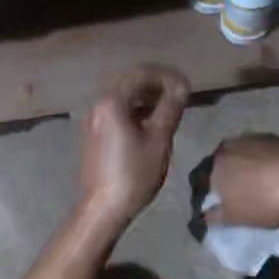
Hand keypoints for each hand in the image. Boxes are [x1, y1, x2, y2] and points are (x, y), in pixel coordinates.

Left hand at [75, 65, 189, 229]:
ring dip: (144, 96)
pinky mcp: (93, 131)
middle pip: (128, 82)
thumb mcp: (159, 139)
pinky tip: (150, 121)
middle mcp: (97, 104)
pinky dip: (133, 109)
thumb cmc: (135, 173)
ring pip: (121, 96)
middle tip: (178, 94)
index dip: (165, 75)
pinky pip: (115, 110)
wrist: (104, 205)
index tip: (185, 85)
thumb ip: (170, 108)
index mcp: (111, 102)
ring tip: (168, 107)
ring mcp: (92, 118)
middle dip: (154, 84)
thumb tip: (182, 85)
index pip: (139, 73)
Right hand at [210, 135, 278, 229]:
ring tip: (269, 191)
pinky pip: (276, 157)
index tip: (226, 205)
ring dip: (258, 170)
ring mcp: (262, 139)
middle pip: (231, 163)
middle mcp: (235, 145)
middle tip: (246, 197)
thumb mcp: (234, 218)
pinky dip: (278, 167)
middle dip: (235, 177)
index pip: (209, 178)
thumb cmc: (262, 201)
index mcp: (217, 162)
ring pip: (253, 157)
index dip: (217, 192)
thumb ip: (215, 216)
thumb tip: (205, 216)